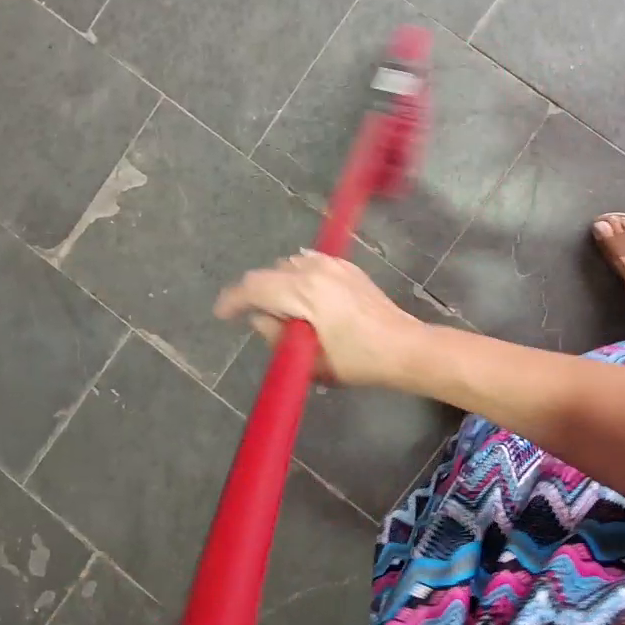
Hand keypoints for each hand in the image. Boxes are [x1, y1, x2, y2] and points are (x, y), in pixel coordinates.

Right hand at [214, 250, 427, 388]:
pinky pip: (310, 263)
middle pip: (270, 273)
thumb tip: (261, 319)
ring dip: (278, 282)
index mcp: (302, 292)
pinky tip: (301, 294)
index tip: (222, 314)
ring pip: (289, 265)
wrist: (402, 347)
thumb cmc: (356, 361)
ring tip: (279, 309)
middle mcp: (315, 270)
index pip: (255, 287)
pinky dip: (298, 275)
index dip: (233, 299)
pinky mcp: (348, 267)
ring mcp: (334, 265)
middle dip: (255, 292)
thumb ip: (276, 336)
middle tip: (251, 316)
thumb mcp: (308, 360)